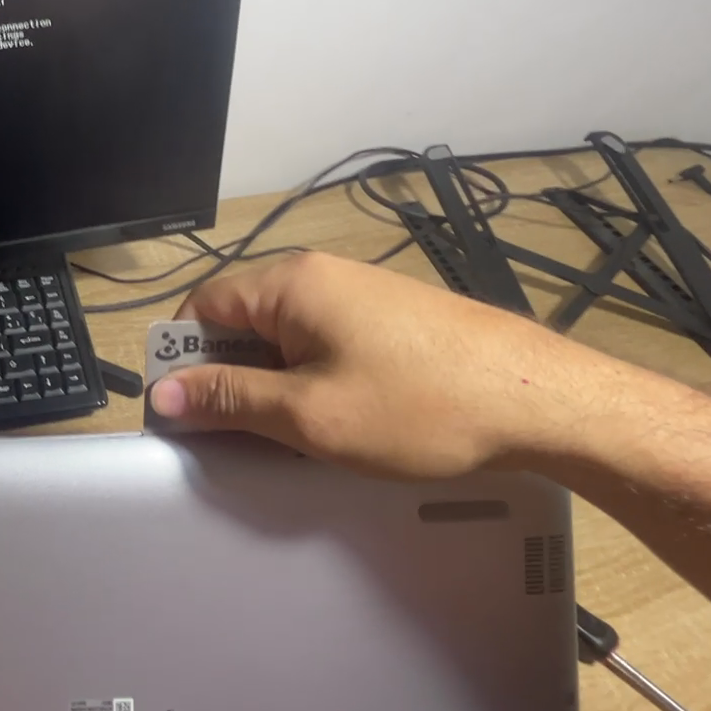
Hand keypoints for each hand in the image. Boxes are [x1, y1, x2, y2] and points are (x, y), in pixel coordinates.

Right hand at [148, 251, 646, 477]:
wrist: (547, 403)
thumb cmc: (422, 407)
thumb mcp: (309, 414)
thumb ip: (229, 399)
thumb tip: (163, 394)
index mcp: (290, 283)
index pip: (201, 307)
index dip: (182, 359)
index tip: (184, 411)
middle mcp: (320, 276)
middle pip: (239, 320)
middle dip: (227, 375)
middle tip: (235, 434)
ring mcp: (358, 294)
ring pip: (280, 336)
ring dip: (269, 382)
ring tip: (288, 434)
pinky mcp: (388, 317)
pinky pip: (320, 342)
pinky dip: (307, 378)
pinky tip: (332, 419)